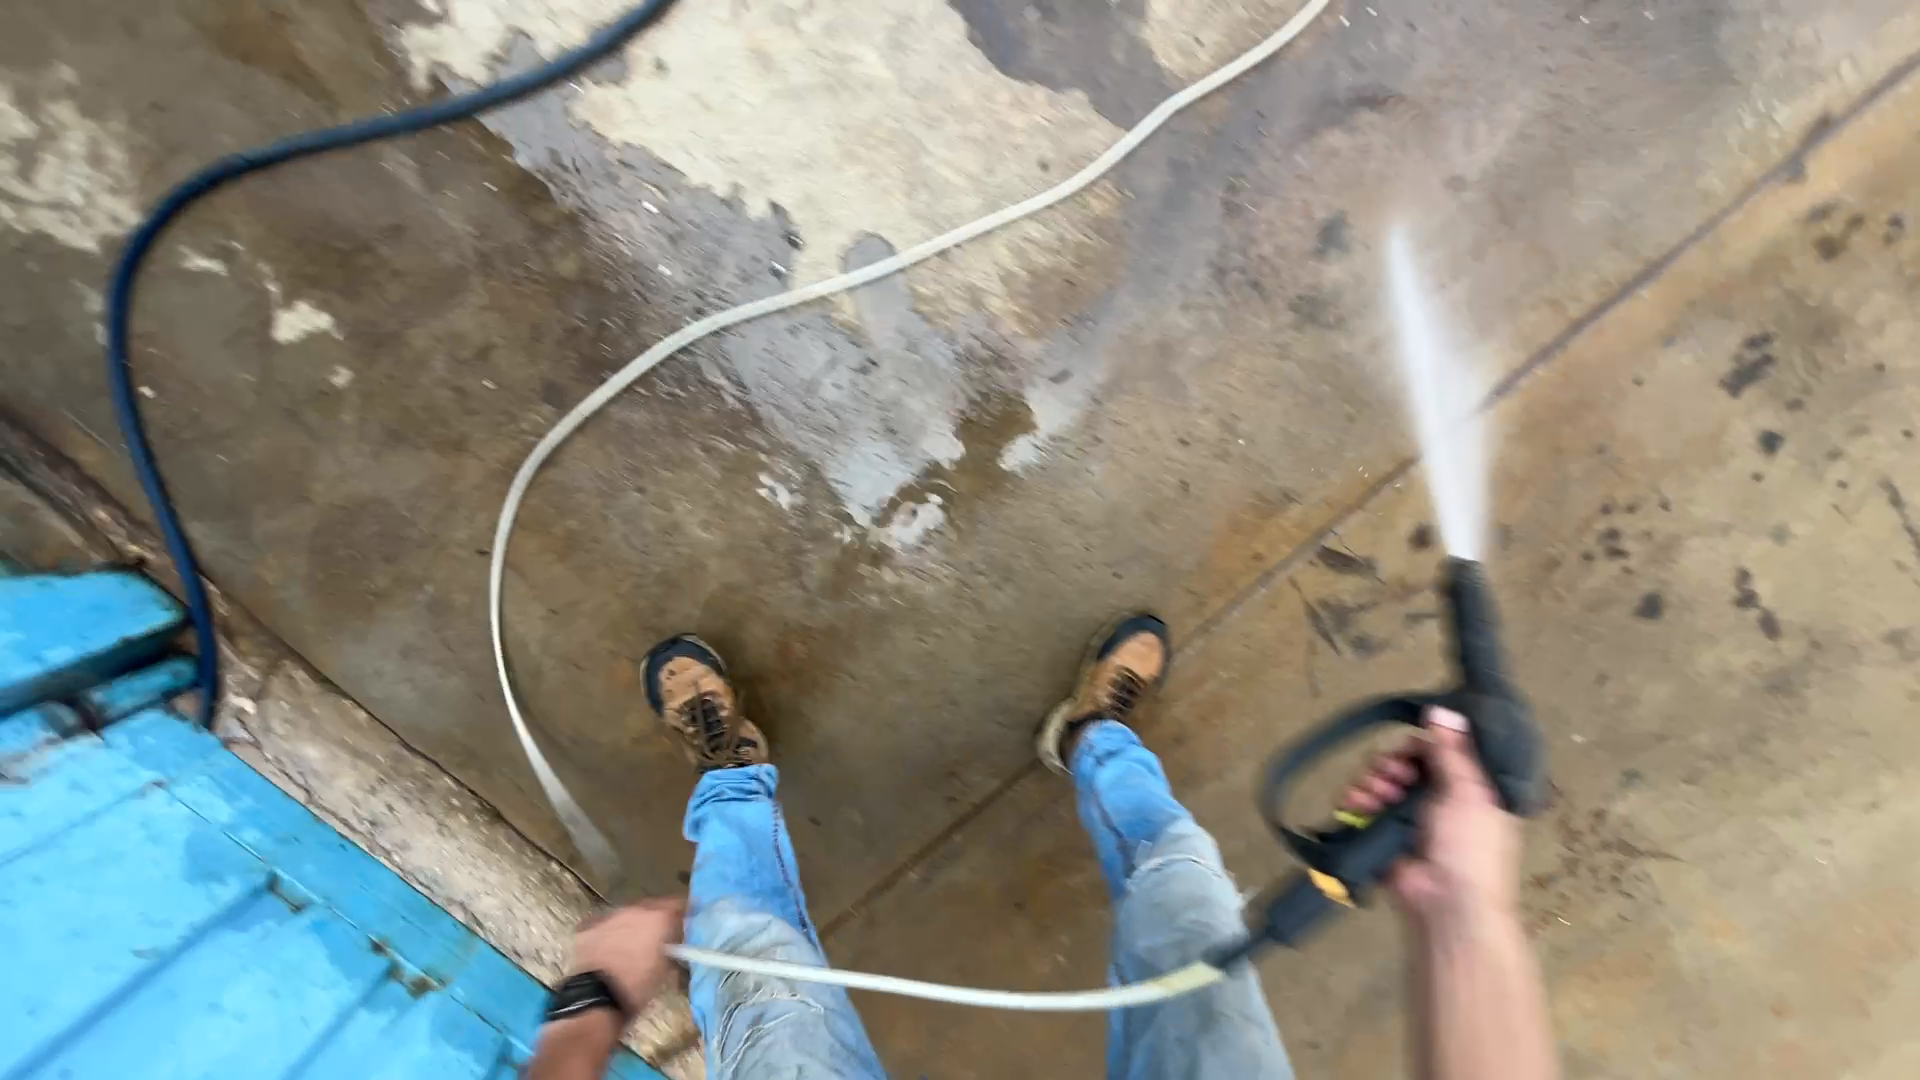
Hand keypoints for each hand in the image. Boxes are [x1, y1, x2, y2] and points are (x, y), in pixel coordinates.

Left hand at [570, 897, 686, 1015]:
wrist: (596, 1000)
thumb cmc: (637, 987)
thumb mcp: (664, 967)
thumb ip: (671, 946)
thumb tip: (672, 942)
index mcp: (660, 917)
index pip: (679, 904)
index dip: (683, 913)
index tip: (684, 921)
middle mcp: (637, 909)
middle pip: (652, 906)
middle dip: (655, 918)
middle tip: (656, 935)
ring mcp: (611, 916)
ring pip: (627, 914)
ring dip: (632, 924)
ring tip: (630, 942)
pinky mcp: (589, 927)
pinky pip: (603, 924)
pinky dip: (608, 932)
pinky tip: (607, 946)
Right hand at [1342, 707, 1520, 927]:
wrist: (1447, 902)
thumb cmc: (1470, 846)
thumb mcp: (1470, 792)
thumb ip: (1454, 750)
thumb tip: (1442, 707)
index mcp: (1465, 788)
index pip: (1434, 751)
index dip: (1419, 746)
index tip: (1412, 751)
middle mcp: (1434, 798)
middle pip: (1400, 761)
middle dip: (1390, 764)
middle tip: (1392, 776)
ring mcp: (1404, 814)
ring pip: (1376, 778)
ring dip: (1371, 780)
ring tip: (1374, 795)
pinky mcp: (1378, 829)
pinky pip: (1358, 801)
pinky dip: (1354, 798)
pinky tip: (1357, 803)